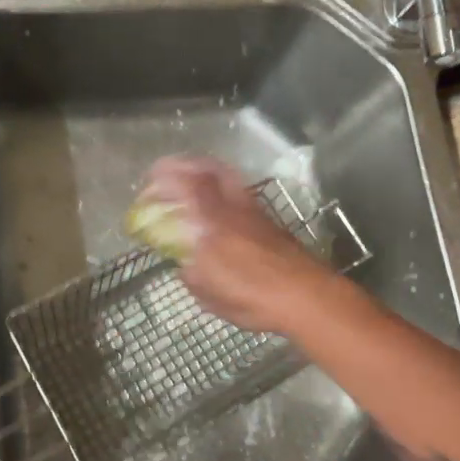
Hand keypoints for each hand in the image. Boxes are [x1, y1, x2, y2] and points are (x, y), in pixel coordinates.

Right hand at [136, 156, 338, 333]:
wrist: (306, 296)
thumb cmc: (253, 296)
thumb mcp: (211, 295)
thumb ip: (193, 276)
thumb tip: (185, 266)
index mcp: (214, 222)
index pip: (188, 184)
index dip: (168, 175)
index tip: (152, 176)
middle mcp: (235, 209)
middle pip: (213, 169)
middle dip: (190, 164)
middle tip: (174, 168)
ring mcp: (257, 214)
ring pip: (231, 181)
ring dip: (210, 176)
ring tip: (195, 184)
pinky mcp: (272, 225)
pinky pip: (243, 198)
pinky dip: (226, 195)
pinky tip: (222, 213)